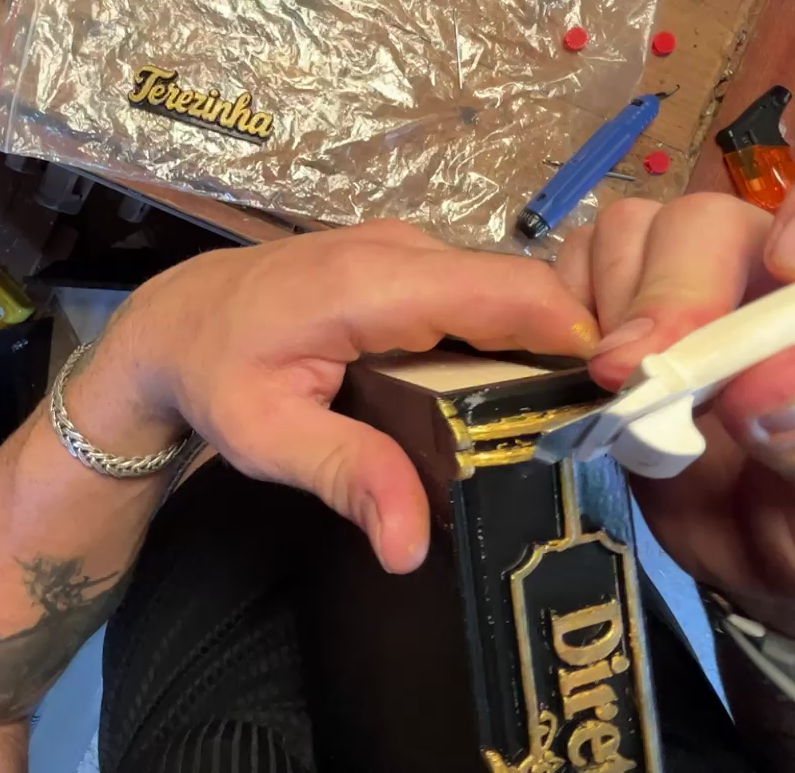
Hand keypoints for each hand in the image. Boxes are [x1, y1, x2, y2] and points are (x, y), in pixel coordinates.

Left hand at [66, 220, 599, 573]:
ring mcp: (398, 246)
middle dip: (567, 350)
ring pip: (496, 289)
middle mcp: (398, 249)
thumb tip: (415, 547)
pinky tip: (496, 387)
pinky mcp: (395, 259)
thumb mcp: (268, 434)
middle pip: (517, 289)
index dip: (579, 338)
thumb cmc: (215, 370)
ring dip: (533, 345)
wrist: (175, 319)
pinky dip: (496, 332)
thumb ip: (346, 474)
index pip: (510, 293)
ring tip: (554, 417)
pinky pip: (468, 290)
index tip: (620, 402)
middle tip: (594, 429)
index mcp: (373, 283)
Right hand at [555, 137, 794, 638]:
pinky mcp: (625, 311)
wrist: (778, 582)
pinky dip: (571, 309)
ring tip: (621, 384)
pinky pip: (579, 265)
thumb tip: (768, 375)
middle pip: (717, 216)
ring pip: (635, 230)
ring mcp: (700, 287)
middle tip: (647, 370)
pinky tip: (590, 368)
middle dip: (676, 287)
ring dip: (616, 301)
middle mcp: (791, 273)